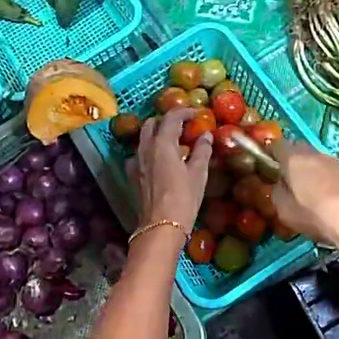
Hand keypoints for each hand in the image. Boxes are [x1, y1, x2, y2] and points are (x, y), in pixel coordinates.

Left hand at [129, 108, 211, 232]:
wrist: (160, 226)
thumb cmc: (183, 198)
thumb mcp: (198, 174)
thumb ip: (202, 151)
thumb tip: (206, 136)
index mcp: (162, 143)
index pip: (171, 118)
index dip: (183, 112)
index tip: (195, 113)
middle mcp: (144, 148)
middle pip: (151, 124)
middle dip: (166, 121)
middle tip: (182, 127)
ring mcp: (135, 162)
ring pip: (143, 139)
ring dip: (156, 135)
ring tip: (172, 143)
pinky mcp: (132, 176)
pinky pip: (139, 155)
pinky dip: (149, 151)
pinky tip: (158, 161)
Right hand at [271, 141, 338, 257]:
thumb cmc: (313, 213)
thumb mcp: (282, 209)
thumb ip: (276, 193)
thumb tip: (280, 186)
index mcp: (292, 158)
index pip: (275, 146)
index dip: (270, 156)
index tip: (267, 168)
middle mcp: (313, 153)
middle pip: (298, 150)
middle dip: (292, 161)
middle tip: (287, 180)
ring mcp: (335, 161)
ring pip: (316, 160)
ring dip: (311, 170)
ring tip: (309, 191)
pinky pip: (331, 171)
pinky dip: (326, 180)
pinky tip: (327, 198)